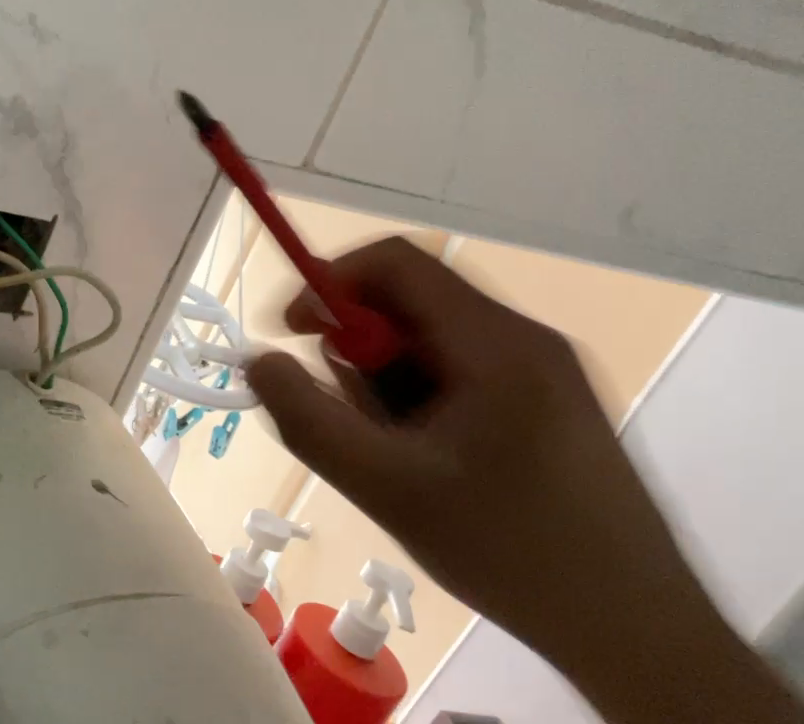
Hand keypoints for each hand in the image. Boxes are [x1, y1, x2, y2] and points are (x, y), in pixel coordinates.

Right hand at [246, 237, 694, 657]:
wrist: (638, 634)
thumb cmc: (509, 550)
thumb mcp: (384, 487)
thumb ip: (305, 418)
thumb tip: (258, 360)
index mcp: (496, 343)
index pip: (394, 262)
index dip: (327, 282)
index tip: (292, 333)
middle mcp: (524, 339)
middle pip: (409, 301)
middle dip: (355, 344)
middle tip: (339, 407)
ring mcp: (543, 371)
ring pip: (429, 339)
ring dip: (383, 377)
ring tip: (387, 448)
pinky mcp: (547, 402)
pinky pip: (457, 369)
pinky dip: (416, 397)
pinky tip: (421, 457)